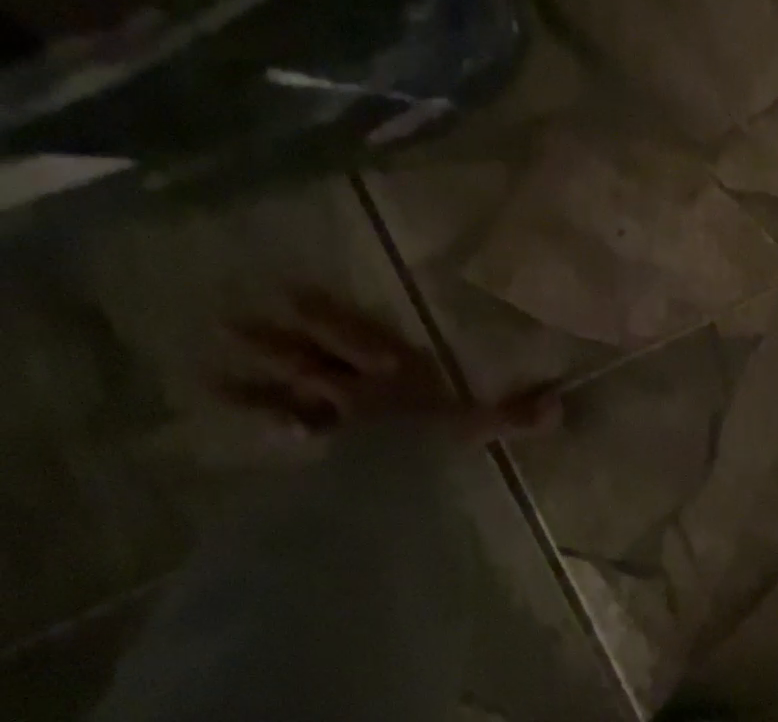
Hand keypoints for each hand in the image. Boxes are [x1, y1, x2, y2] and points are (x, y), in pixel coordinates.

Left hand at [216, 289, 558, 442]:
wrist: (384, 492)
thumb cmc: (432, 449)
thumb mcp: (480, 428)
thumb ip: (516, 415)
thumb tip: (561, 403)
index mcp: (392, 375)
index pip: (356, 339)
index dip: (326, 318)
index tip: (291, 294)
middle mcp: (354, 392)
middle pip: (309, 363)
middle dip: (276, 344)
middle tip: (229, 323)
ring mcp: (332, 425)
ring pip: (287, 400)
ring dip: (253, 389)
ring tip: (208, 376)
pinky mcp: (324, 456)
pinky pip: (292, 439)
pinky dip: (273, 432)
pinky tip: (255, 429)